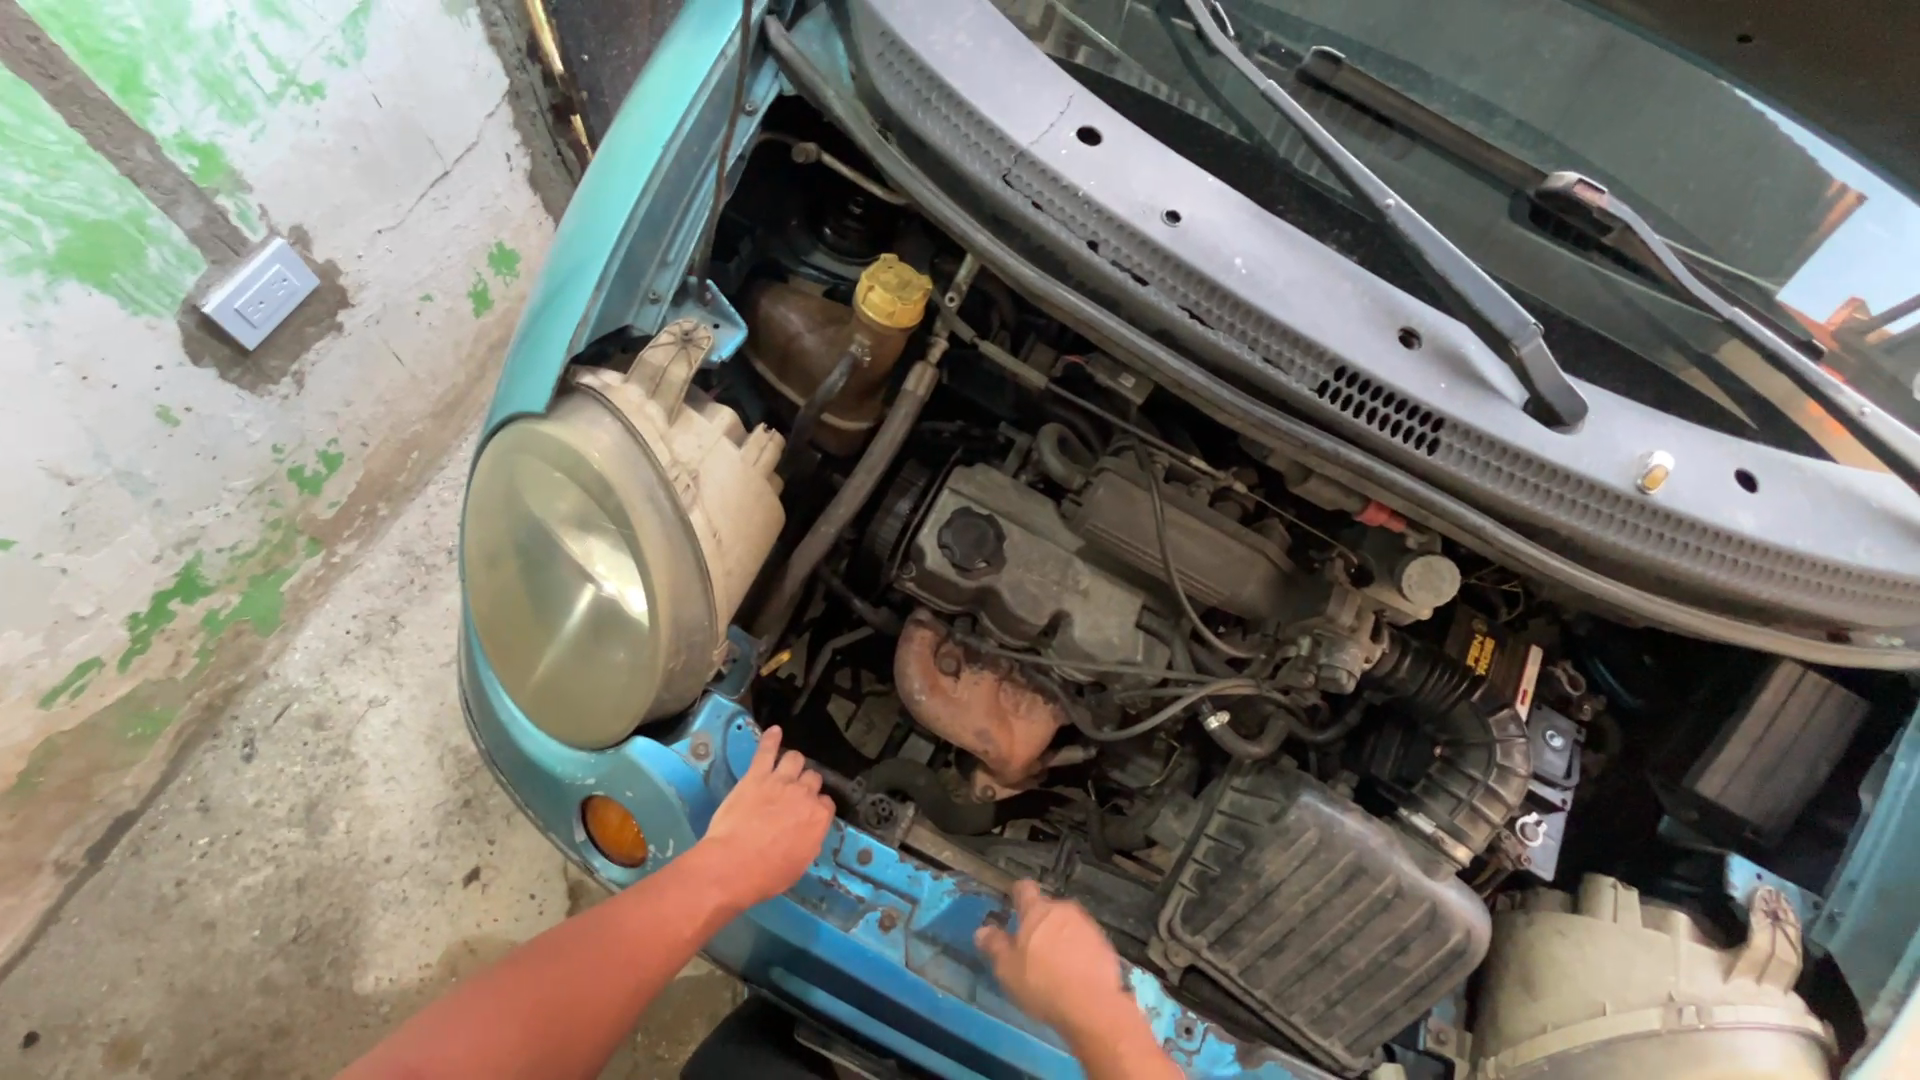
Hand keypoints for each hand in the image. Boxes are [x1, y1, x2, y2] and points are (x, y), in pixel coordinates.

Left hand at [695, 726, 835, 908]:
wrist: (733, 865)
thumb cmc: (766, 874)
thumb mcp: (799, 864)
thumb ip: (809, 840)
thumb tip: (809, 831)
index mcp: (819, 818)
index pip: (826, 803)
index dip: (817, 808)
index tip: (808, 814)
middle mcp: (805, 794)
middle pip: (813, 778)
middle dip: (806, 784)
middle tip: (795, 795)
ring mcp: (780, 781)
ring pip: (795, 759)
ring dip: (793, 764)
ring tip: (787, 768)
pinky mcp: (756, 775)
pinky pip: (767, 751)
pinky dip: (771, 739)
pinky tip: (775, 731)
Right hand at [974, 880, 1137, 1041]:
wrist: (1092, 1005)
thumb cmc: (1042, 983)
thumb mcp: (1007, 969)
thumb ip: (994, 945)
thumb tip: (982, 930)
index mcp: (1036, 910)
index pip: (1024, 888)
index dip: (1017, 895)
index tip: (1013, 905)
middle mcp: (1063, 909)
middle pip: (1047, 908)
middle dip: (1040, 922)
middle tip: (1032, 948)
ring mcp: (1086, 925)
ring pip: (1067, 924)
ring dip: (1060, 936)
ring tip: (1054, 964)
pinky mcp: (1104, 943)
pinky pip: (1084, 941)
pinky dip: (1078, 950)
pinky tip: (1074, 974)